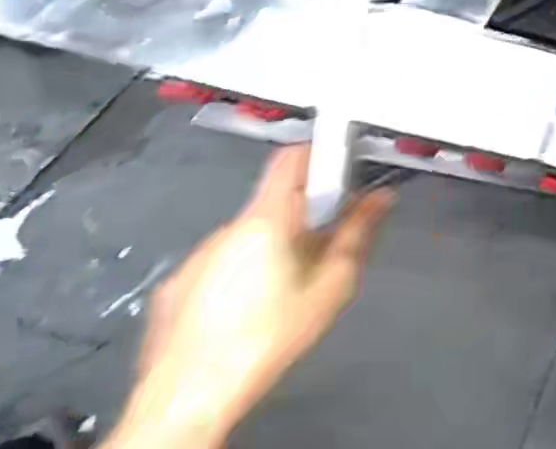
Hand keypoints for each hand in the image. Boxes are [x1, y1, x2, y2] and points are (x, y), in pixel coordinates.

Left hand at [103, 144, 394, 448]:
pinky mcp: (174, 290)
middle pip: (273, 203)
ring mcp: (195, 259)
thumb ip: (358, 233)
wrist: (186, 402)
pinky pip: (216, 267)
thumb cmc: (271, 335)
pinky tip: (244, 314)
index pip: (291, 159)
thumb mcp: (332, 284)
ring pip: (245, 237)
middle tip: (322, 247)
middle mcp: (227, 228)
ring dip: (268, 248)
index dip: (317, 154)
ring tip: (283, 290)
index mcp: (267, 219)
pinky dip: (236, 276)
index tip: (340, 169)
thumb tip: (381, 196)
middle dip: (301, 216)